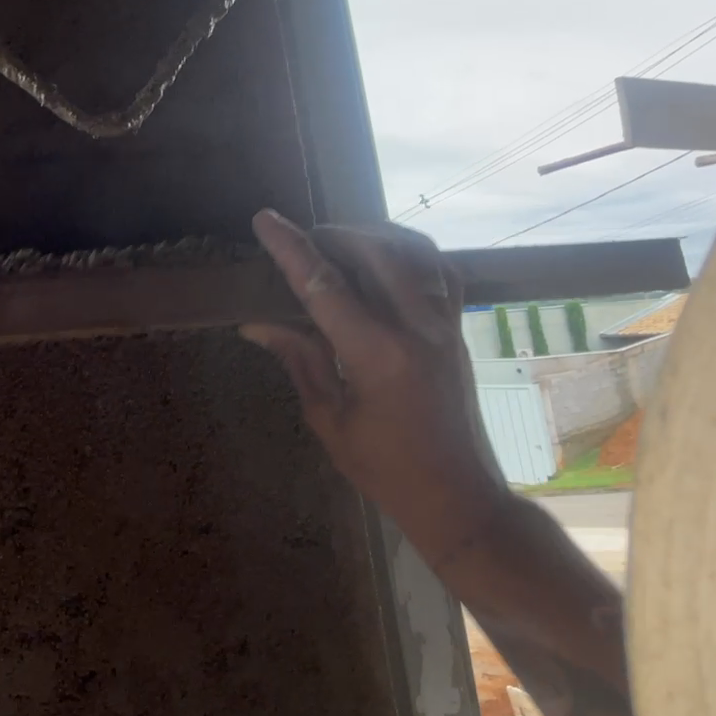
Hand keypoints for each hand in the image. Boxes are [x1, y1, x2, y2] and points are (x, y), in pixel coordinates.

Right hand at [242, 210, 513, 555]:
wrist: (459, 496)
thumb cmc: (383, 466)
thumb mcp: (327, 417)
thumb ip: (298, 359)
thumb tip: (256, 323)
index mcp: (378, 355)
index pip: (325, 286)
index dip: (291, 248)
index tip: (266, 219)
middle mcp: (418, 330)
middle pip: (377, 253)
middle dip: (333, 234)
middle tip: (301, 236)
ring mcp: (446, 328)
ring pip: (415, 253)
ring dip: (373, 236)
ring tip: (339, 240)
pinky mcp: (458, 332)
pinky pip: (440, 272)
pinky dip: (409, 253)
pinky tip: (383, 259)